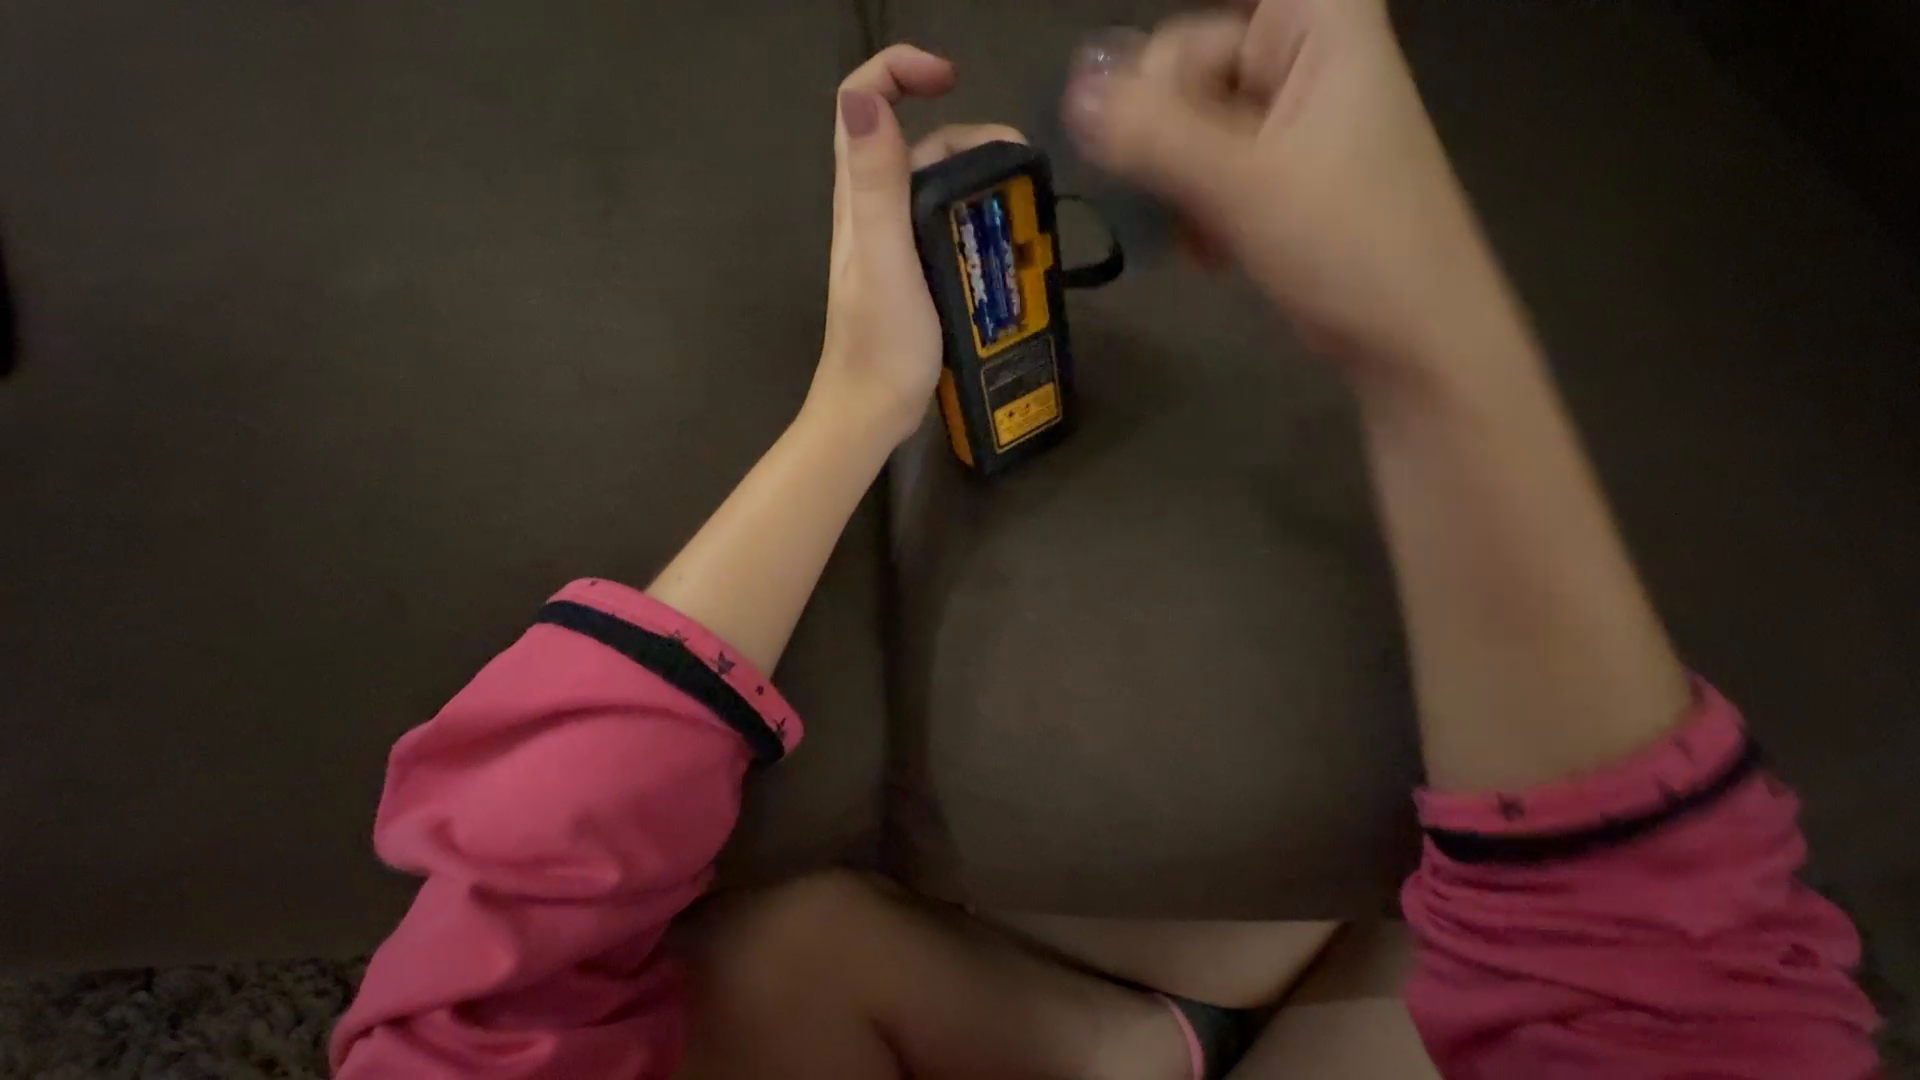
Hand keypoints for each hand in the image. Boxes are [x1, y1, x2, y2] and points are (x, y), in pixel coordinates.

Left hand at [809, 45, 1026, 446]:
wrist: (873, 413)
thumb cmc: (882, 346)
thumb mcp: (884, 262)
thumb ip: (875, 185)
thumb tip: (862, 98)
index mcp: (860, 198)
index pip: (862, 101)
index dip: (900, 71)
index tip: (954, 80)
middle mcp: (873, 211)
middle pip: (916, 142)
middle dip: (967, 134)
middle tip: (1021, 163)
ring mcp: (894, 244)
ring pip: (936, 186)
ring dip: (980, 178)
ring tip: (1025, 204)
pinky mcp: (914, 273)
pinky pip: (946, 226)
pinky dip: (977, 218)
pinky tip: (1006, 240)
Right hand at [1063, 4, 1519, 376]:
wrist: (1411, 335)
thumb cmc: (1348, 246)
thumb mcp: (1243, 185)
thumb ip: (1153, 135)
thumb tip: (1071, 94)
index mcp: (1313, 23)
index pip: (1183, 35)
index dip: (1155, 95)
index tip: (1151, 162)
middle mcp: (1300, 57)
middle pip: (1181, 83)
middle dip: (1167, 154)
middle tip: (1184, 206)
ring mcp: (1289, 119)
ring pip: (1186, 138)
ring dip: (1177, 192)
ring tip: (1204, 237)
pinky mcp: (1280, 173)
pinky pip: (1206, 174)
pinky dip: (1197, 211)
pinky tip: (1212, 249)